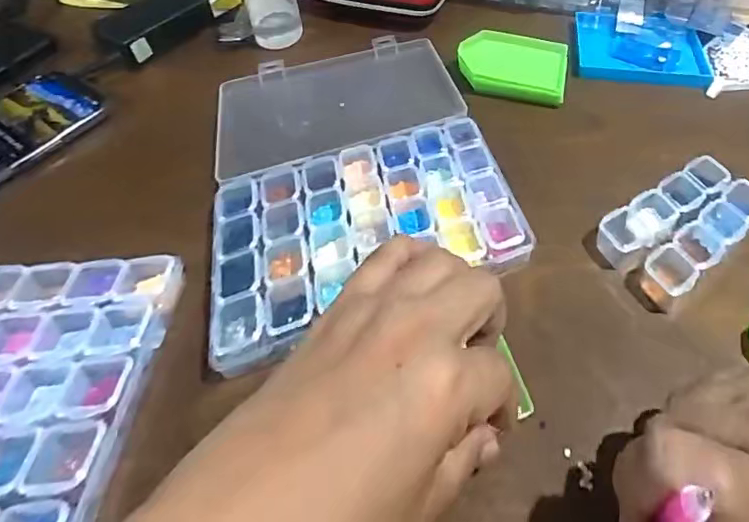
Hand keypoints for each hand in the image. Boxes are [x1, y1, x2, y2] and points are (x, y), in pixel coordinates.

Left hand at [133, 238, 514, 521]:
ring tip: (447, 321)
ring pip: (441, 258)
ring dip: (456, 286)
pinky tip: (410, 289)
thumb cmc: (340, 512)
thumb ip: (461, 462)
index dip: (504, 404)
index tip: (491, 427)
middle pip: (484, 289)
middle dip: (492, 324)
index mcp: (446, 382)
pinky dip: (411, 259)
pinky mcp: (342, 299)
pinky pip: (389, 252)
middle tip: (475, 363)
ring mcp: (378, 303)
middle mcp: (420, 325)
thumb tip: (485, 436)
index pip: (500, 375)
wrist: (244, 503)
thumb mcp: (416, 504)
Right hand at [614, 369, 748, 521]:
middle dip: (651, 465)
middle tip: (667, 506)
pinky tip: (730, 446)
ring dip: (679, 436)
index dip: (633, 487)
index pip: (662, 452)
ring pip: (684, 393)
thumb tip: (666, 515)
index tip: (640, 520)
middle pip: (664, 417)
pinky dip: (706, 413)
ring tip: (701, 476)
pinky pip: (717, 380)